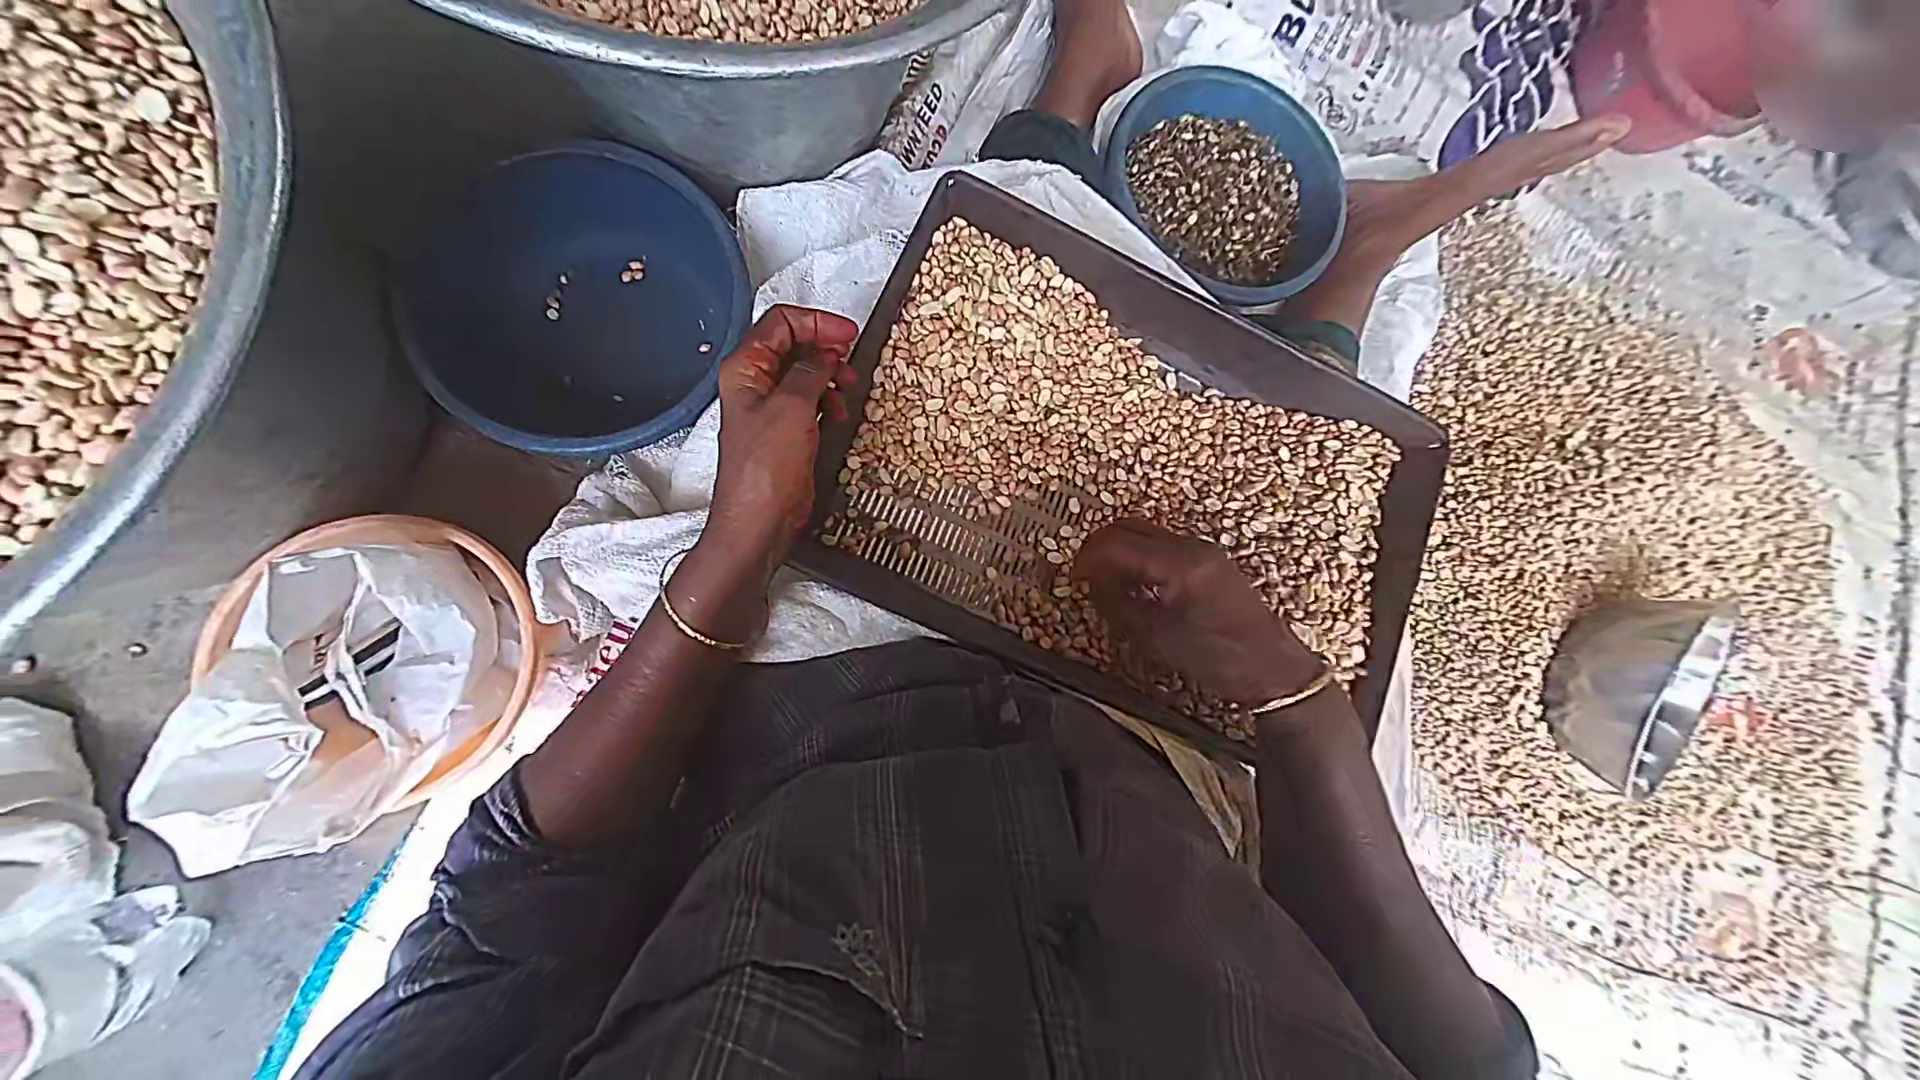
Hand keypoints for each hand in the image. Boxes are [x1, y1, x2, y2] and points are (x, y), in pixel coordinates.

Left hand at [704, 305, 859, 570]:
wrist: (760, 518)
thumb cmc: (764, 470)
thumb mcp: (792, 408)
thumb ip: (811, 372)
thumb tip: (826, 353)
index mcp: (745, 369)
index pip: (780, 324)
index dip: (817, 323)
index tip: (847, 333)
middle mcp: (755, 384)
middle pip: (795, 346)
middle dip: (826, 350)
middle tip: (850, 361)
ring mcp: (772, 408)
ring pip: (807, 374)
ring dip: (831, 377)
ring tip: (847, 391)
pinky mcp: (787, 430)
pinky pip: (812, 401)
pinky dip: (829, 401)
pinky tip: (839, 413)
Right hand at [1071, 520, 1322, 705]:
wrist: (1273, 670)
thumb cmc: (1217, 658)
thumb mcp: (1158, 638)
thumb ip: (1120, 605)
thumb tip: (1093, 584)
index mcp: (1178, 564)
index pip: (1116, 544)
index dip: (1088, 558)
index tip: (1073, 578)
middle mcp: (1190, 547)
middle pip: (1128, 527)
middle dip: (1099, 547)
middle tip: (1083, 575)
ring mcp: (1202, 551)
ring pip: (1145, 533)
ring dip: (1118, 550)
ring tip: (1104, 581)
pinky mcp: (1208, 561)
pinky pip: (1161, 546)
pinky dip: (1138, 557)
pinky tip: (1132, 584)